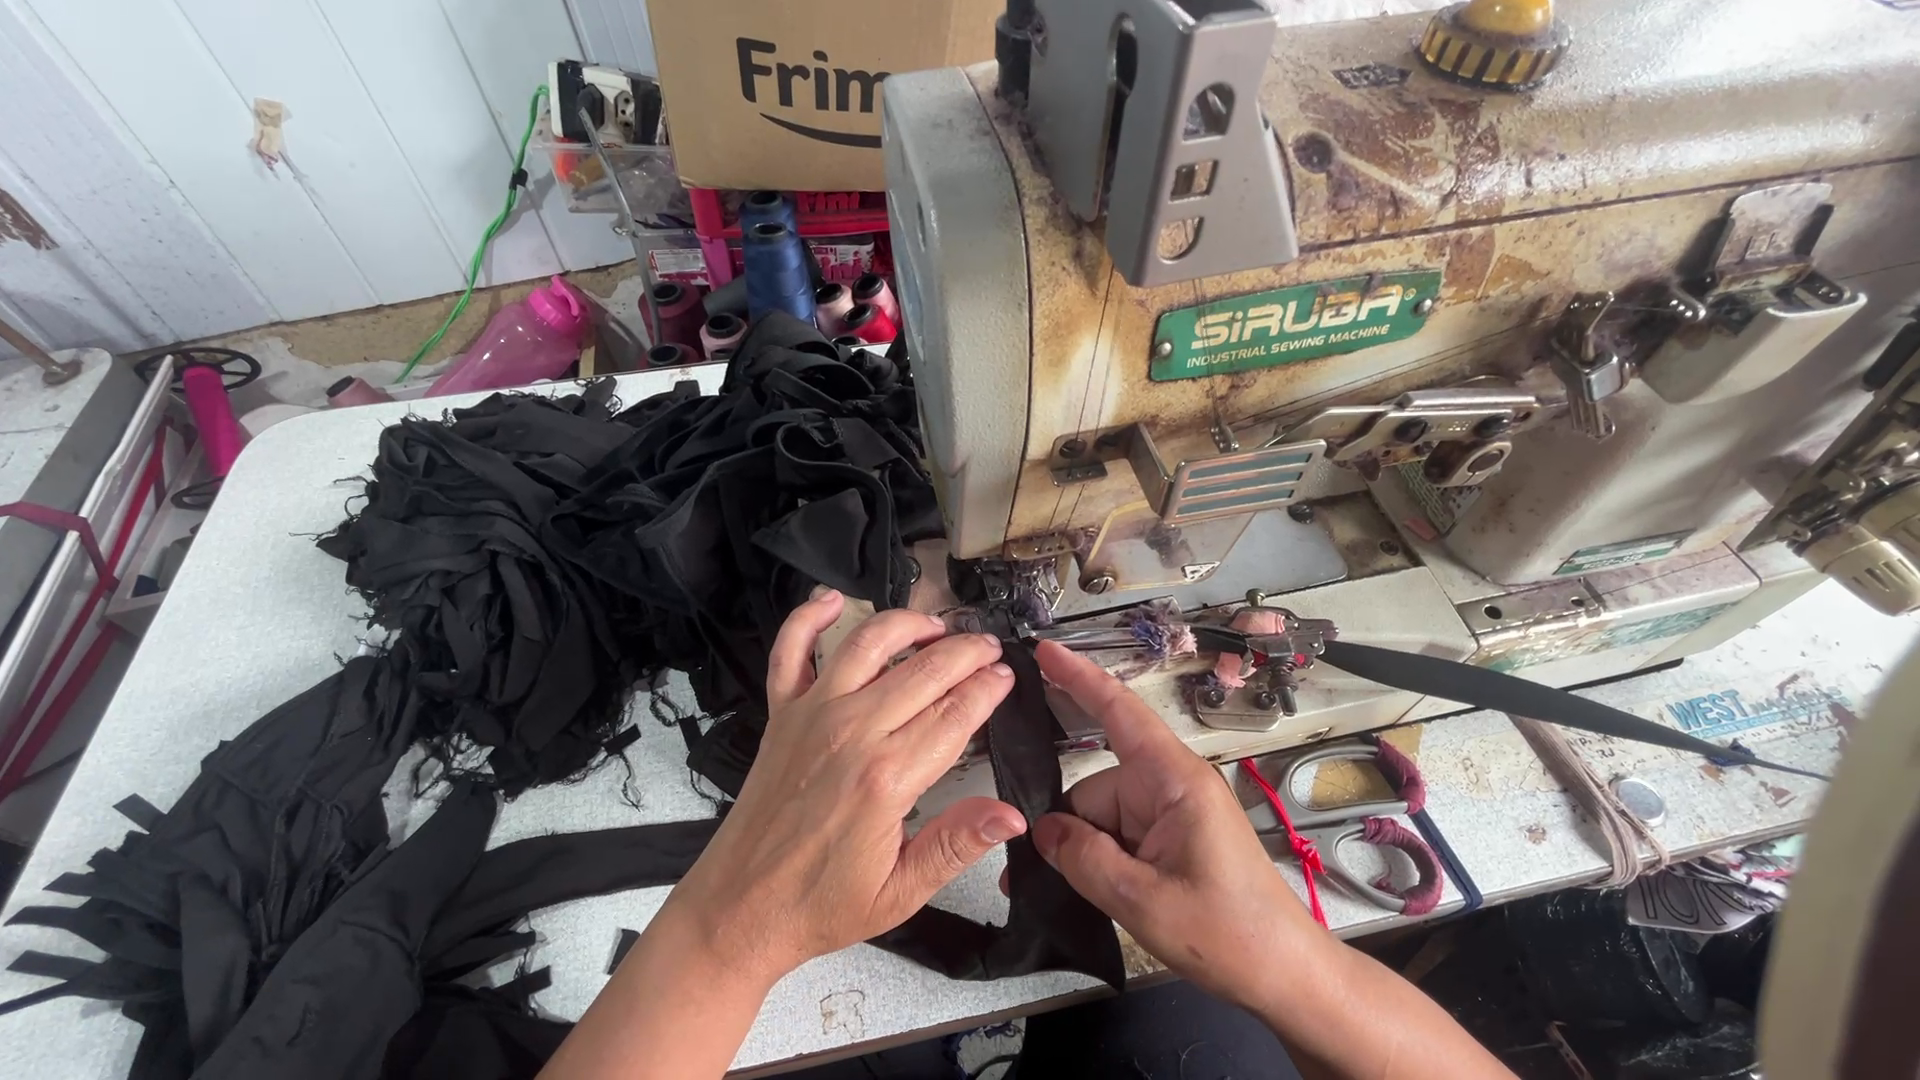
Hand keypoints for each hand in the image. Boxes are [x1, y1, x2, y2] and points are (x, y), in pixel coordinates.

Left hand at [660, 589, 1028, 986]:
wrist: (741, 906)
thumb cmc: (820, 902)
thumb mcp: (902, 890)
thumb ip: (957, 844)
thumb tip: (1011, 816)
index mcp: (886, 778)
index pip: (955, 713)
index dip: (988, 689)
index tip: (1006, 677)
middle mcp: (851, 732)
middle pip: (924, 670)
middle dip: (966, 651)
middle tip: (988, 648)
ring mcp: (812, 715)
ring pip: (868, 643)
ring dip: (907, 624)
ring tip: (936, 625)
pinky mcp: (782, 714)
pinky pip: (790, 650)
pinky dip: (807, 618)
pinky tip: (830, 601)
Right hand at [1026, 640, 1334, 1012]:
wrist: (1286, 975)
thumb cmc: (1229, 933)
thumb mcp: (1143, 900)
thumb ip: (1084, 858)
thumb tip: (1043, 831)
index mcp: (1174, 780)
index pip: (1119, 712)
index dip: (1078, 677)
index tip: (1043, 650)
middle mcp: (1169, 785)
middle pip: (1094, 787)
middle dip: (1064, 826)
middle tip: (1024, 872)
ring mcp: (1169, 813)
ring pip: (1100, 817)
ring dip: (1080, 852)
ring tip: (1065, 895)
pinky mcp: (1169, 838)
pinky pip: (1117, 836)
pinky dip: (1097, 862)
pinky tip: (1085, 892)